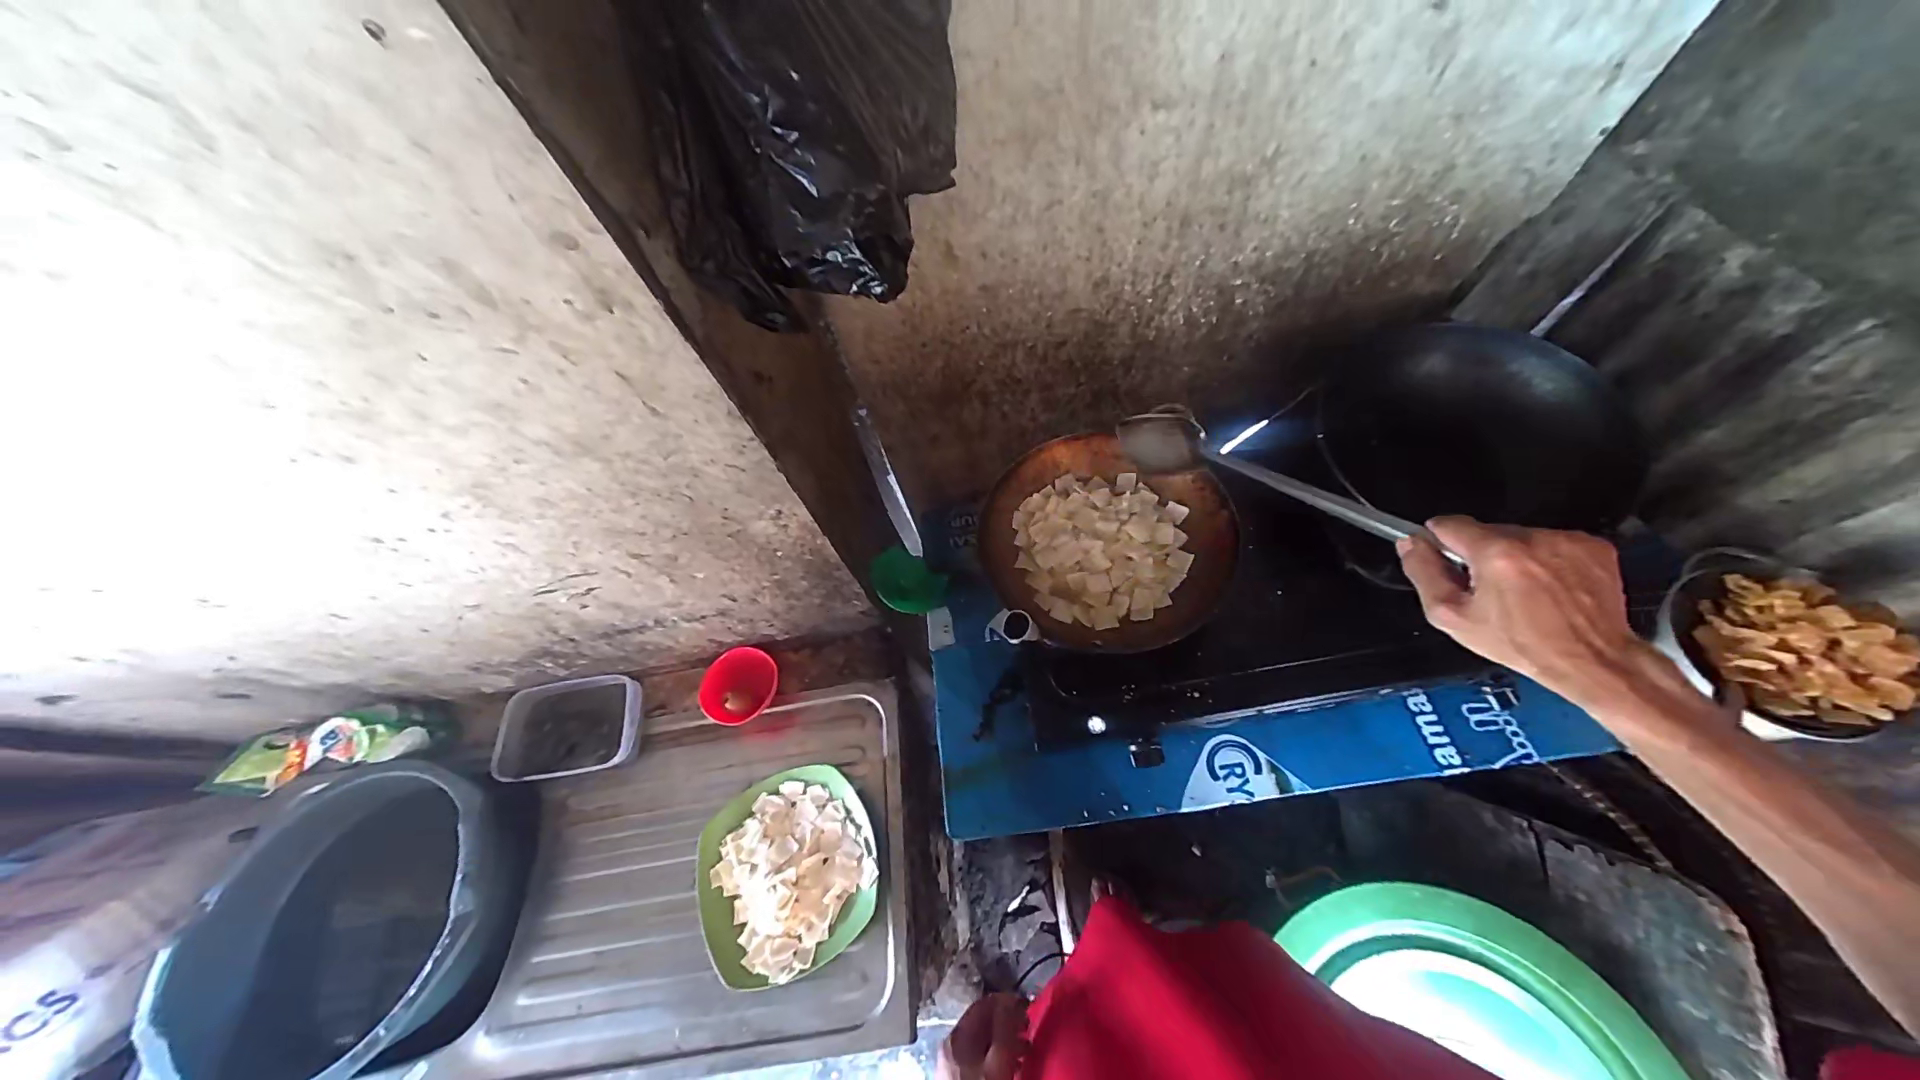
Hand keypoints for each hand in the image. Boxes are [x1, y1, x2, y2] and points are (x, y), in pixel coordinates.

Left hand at [936, 993, 1029, 1079]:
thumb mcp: (998, 1067)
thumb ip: (1005, 1031)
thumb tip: (1011, 1001)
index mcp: (957, 1038)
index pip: (984, 1004)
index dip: (1008, 1003)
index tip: (1030, 1010)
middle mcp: (951, 1045)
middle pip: (982, 1021)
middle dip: (1008, 1022)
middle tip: (1030, 1030)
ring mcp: (952, 1065)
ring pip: (982, 1040)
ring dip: (1005, 1040)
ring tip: (1026, 1051)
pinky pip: (979, 1058)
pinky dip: (996, 1056)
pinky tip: (1011, 1069)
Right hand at [1397, 517, 1656, 711]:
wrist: (1591, 661)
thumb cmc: (1519, 643)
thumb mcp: (1451, 616)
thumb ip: (1423, 573)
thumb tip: (1410, 543)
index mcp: (1496, 553)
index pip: (1448, 524)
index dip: (1438, 542)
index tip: (1444, 562)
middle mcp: (1533, 539)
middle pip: (1484, 531)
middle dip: (1478, 554)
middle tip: (1485, 589)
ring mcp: (1567, 540)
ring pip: (1518, 537)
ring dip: (1511, 556)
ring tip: (1520, 592)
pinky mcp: (1593, 547)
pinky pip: (1550, 542)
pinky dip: (1543, 559)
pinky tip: (1547, 587)